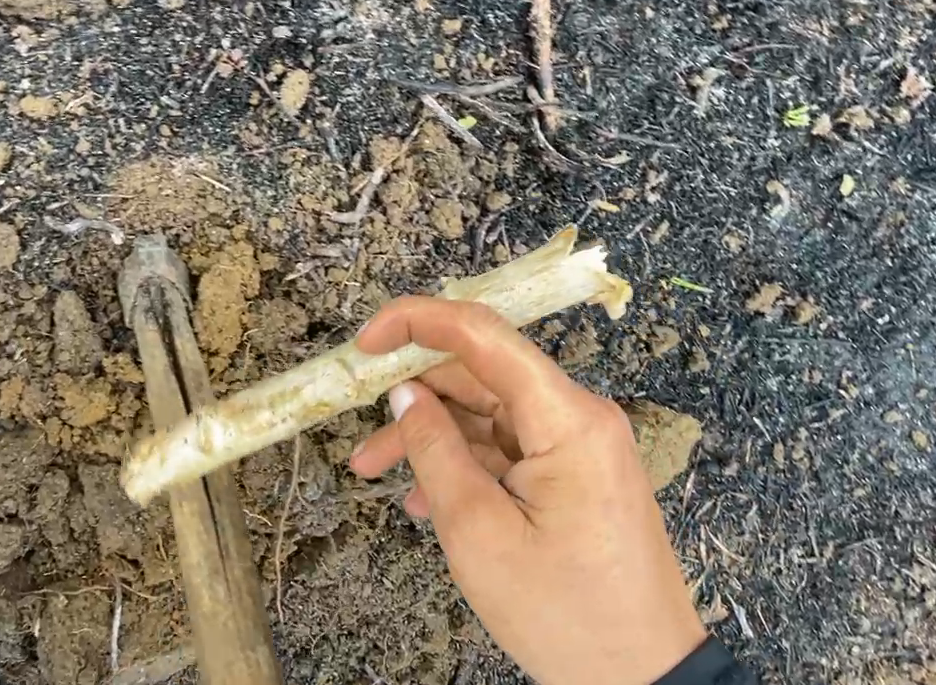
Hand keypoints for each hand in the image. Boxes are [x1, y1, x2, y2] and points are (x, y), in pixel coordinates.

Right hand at [349, 297, 705, 684]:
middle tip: (359, 424)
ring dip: (427, 436)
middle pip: (477, 376)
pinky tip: (423, 498)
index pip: (481, 333)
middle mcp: (576, 416)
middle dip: (412, 397)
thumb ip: (434, 448)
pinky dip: (459, 462)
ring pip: (483, 413)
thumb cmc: (562, 612)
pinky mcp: (571, 472)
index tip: (364, 344)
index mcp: (566, 418)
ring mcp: (576, 445)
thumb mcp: (478, 531)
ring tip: (371, 471)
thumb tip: (404, 393)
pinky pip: (502, 446)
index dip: (415, 321)